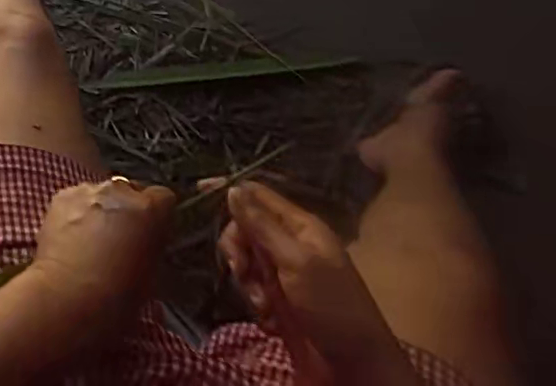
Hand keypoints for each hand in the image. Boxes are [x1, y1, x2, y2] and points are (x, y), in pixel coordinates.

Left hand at [26, 177, 175, 340]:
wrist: (68, 299)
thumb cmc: (118, 299)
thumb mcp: (152, 277)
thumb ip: (152, 248)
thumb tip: (146, 245)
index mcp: (149, 210)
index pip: (163, 197)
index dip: (158, 216)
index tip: (152, 234)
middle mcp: (119, 191)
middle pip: (130, 190)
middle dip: (128, 210)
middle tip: (120, 240)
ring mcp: (88, 190)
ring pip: (101, 194)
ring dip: (101, 210)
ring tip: (91, 241)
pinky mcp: (62, 196)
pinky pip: (75, 199)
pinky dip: (76, 213)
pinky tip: (70, 238)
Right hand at [215, 181, 407, 373]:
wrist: (357, 372)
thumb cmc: (332, 309)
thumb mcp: (296, 262)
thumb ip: (261, 225)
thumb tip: (232, 188)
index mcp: (299, 226)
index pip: (257, 194)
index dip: (230, 189)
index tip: (199, 189)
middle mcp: (289, 243)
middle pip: (245, 226)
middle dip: (236, 247)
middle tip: (240, 270)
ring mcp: (284, 273)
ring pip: (245, 258)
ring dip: (246, 280)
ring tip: (262, 305)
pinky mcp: (279, 300)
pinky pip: (252, 287)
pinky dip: (255, 301)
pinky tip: (270, 320)